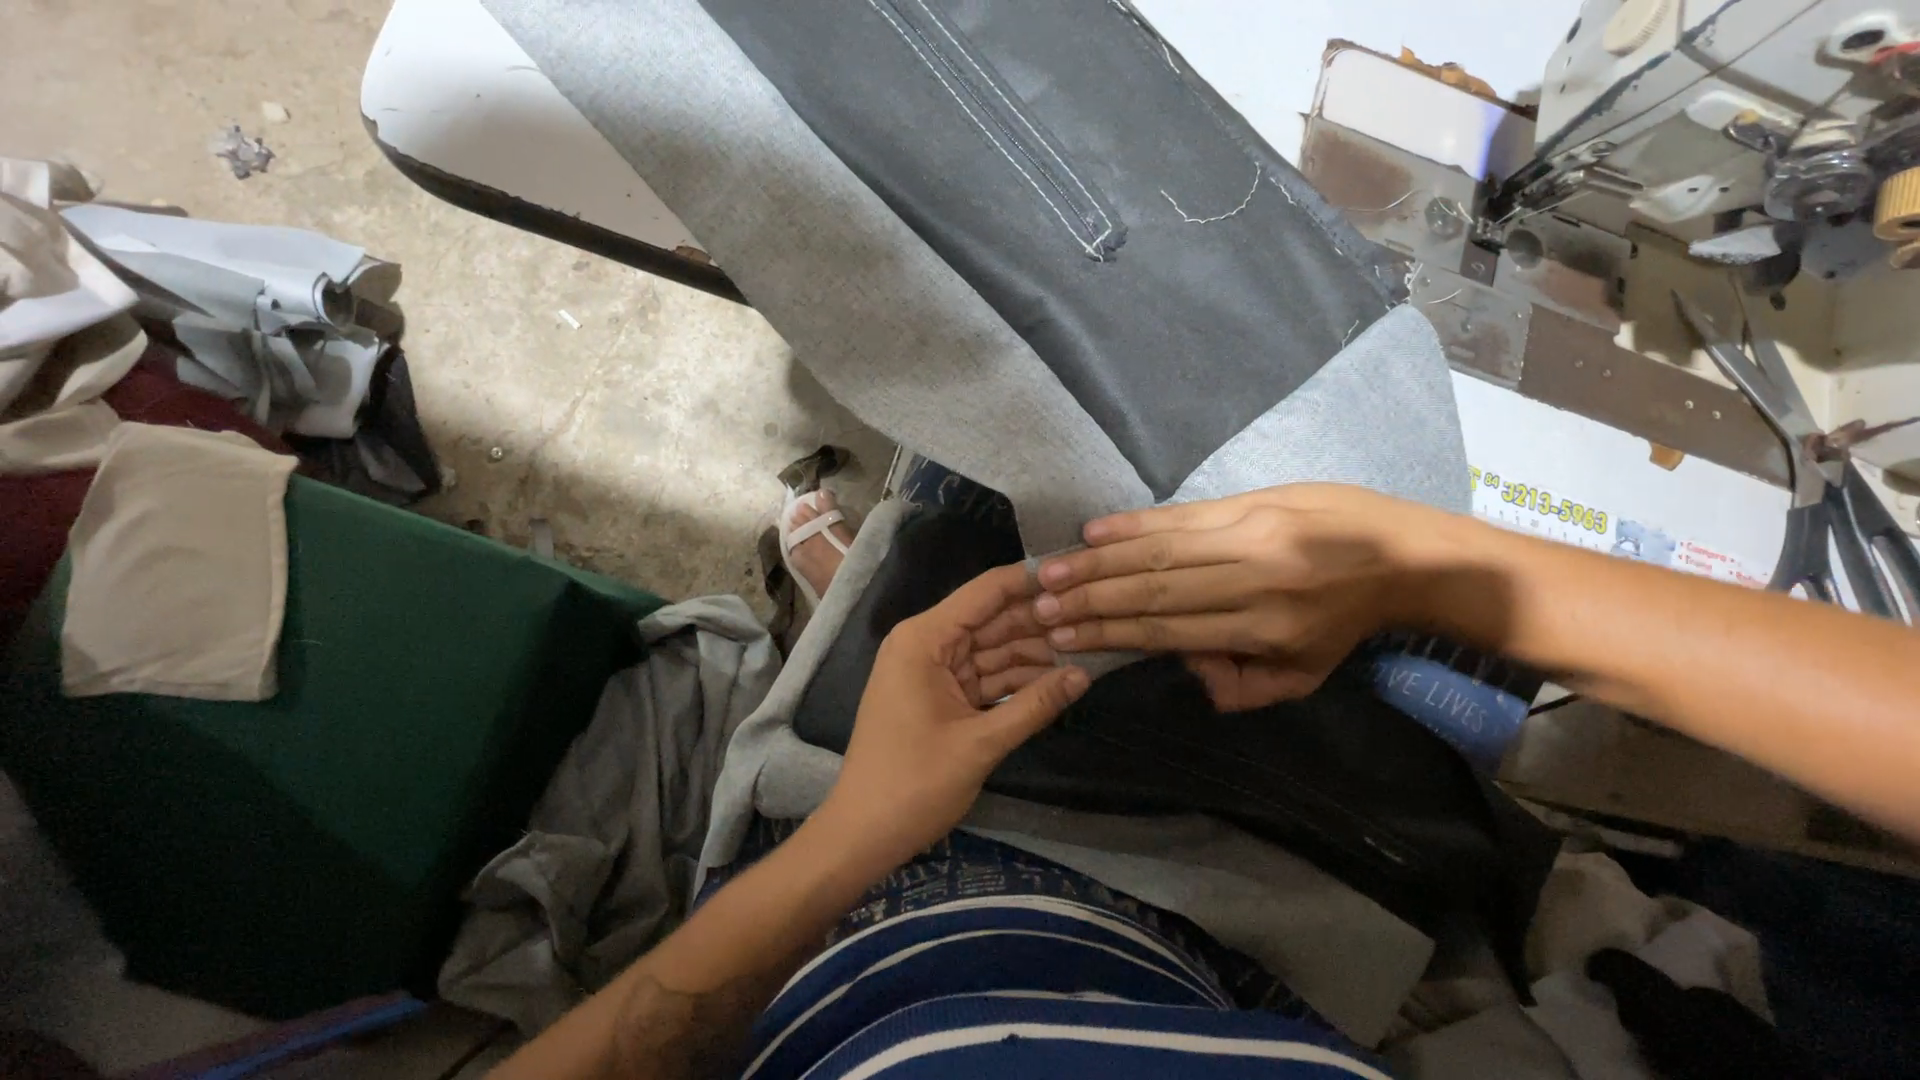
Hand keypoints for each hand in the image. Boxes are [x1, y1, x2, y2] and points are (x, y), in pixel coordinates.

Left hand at [819, 563, 1090, 869]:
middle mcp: (926, 644)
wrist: (863, 834)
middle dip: (1040, 621)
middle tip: (1096, 615)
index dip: (1030, 581)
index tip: (1077, 571)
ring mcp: (932, 671)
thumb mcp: (980, 744)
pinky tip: (1058, 679)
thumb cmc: (914, 784)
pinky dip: (1016, 681)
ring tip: (1089, 646)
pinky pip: (985, 677)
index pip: (985, 593)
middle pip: (992, 620)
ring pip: (993, 650)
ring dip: (1034, 653)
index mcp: (924, 639)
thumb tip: (1086, 674)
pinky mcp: (940, 697)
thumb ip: (1034, 705)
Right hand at [1031, 484, 1441, 709]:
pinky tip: (1094, 531)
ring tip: (1053, 571)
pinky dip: (1135, 522)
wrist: (1404, 554)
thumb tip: (1185, 668)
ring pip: (1160, 550)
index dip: (1111, 633)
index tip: (1064, 636)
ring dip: (1099, 562)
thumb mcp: (1303, 676)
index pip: (1168, 631)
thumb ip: (1242, 687)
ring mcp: (1251, 535)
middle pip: (1154, 590)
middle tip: (1040, 605)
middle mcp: (1250, 581)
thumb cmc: (1344, 624)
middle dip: (1090, 600)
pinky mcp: (1252, 502)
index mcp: (1263, 629)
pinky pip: (1183, 513)